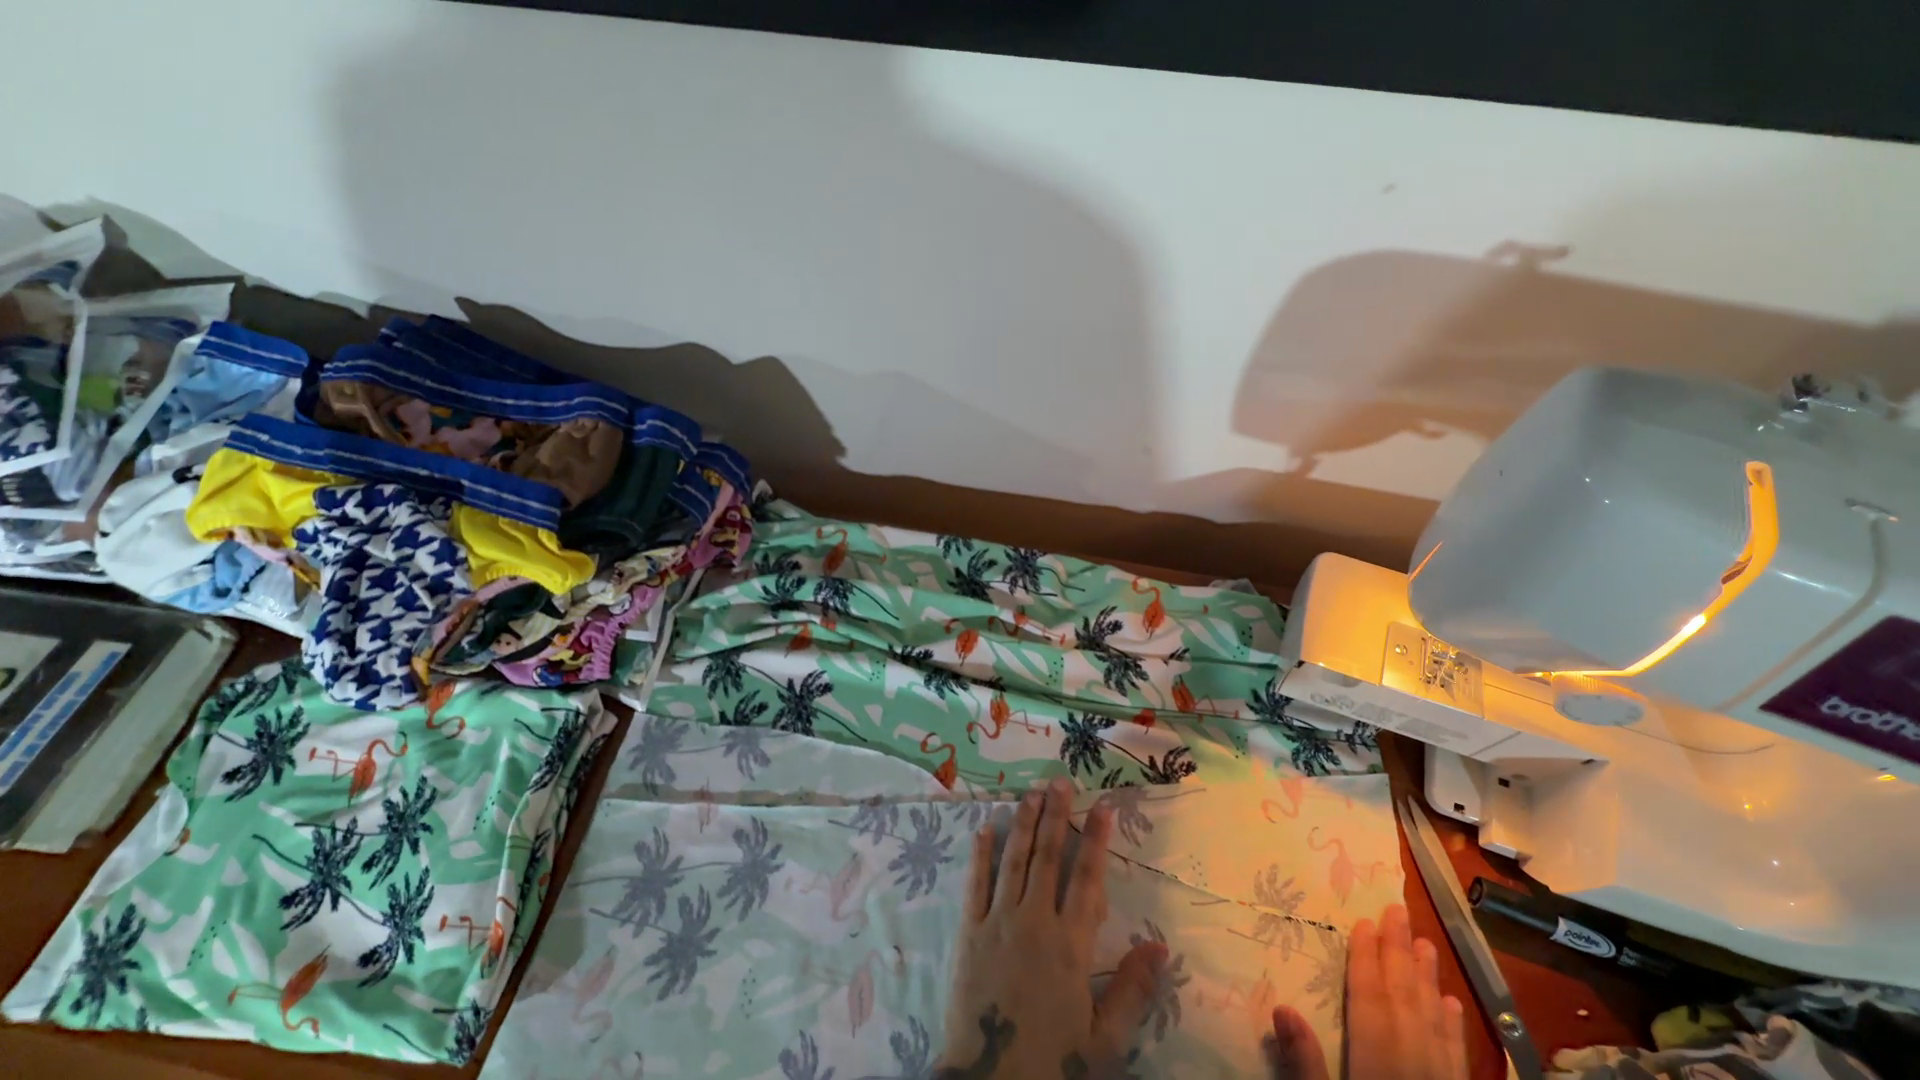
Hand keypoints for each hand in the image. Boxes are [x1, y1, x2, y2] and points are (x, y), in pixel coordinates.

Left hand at [936, 778, 1166, 1078]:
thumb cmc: (1053, 1062)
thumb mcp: (1103, 1037)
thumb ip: (1132, 989)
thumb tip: (1160, 945)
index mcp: (1071, 945)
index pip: (1088, 879)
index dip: (1097, 840)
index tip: (1104, 806)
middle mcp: (1033, 922)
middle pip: (1048, 858)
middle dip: (1056, 817)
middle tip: (1061, 782)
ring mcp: (996, 924)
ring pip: (1013, 862)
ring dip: (1023, 824)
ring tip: (1030, 793)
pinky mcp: (967, 934)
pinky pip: (974, 885)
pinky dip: (980, 854)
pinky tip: (985, 829)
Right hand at [1270, 904, 1468, 1079]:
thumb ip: (1304, 1060)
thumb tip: (1281, 1007)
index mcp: (1374, 1053)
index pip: (1369, 995)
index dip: (1365, 956)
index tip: (1363, 920)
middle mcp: (1410, 1053)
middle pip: (1403, 994)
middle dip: (1398, 950)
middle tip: (1398, 910)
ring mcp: (1439, 1071)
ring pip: (1432, 1016)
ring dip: (1427, 977)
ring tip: (1426, 944)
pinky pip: (1455, 1050)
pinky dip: (1452, 1024)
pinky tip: (1451, 1003)